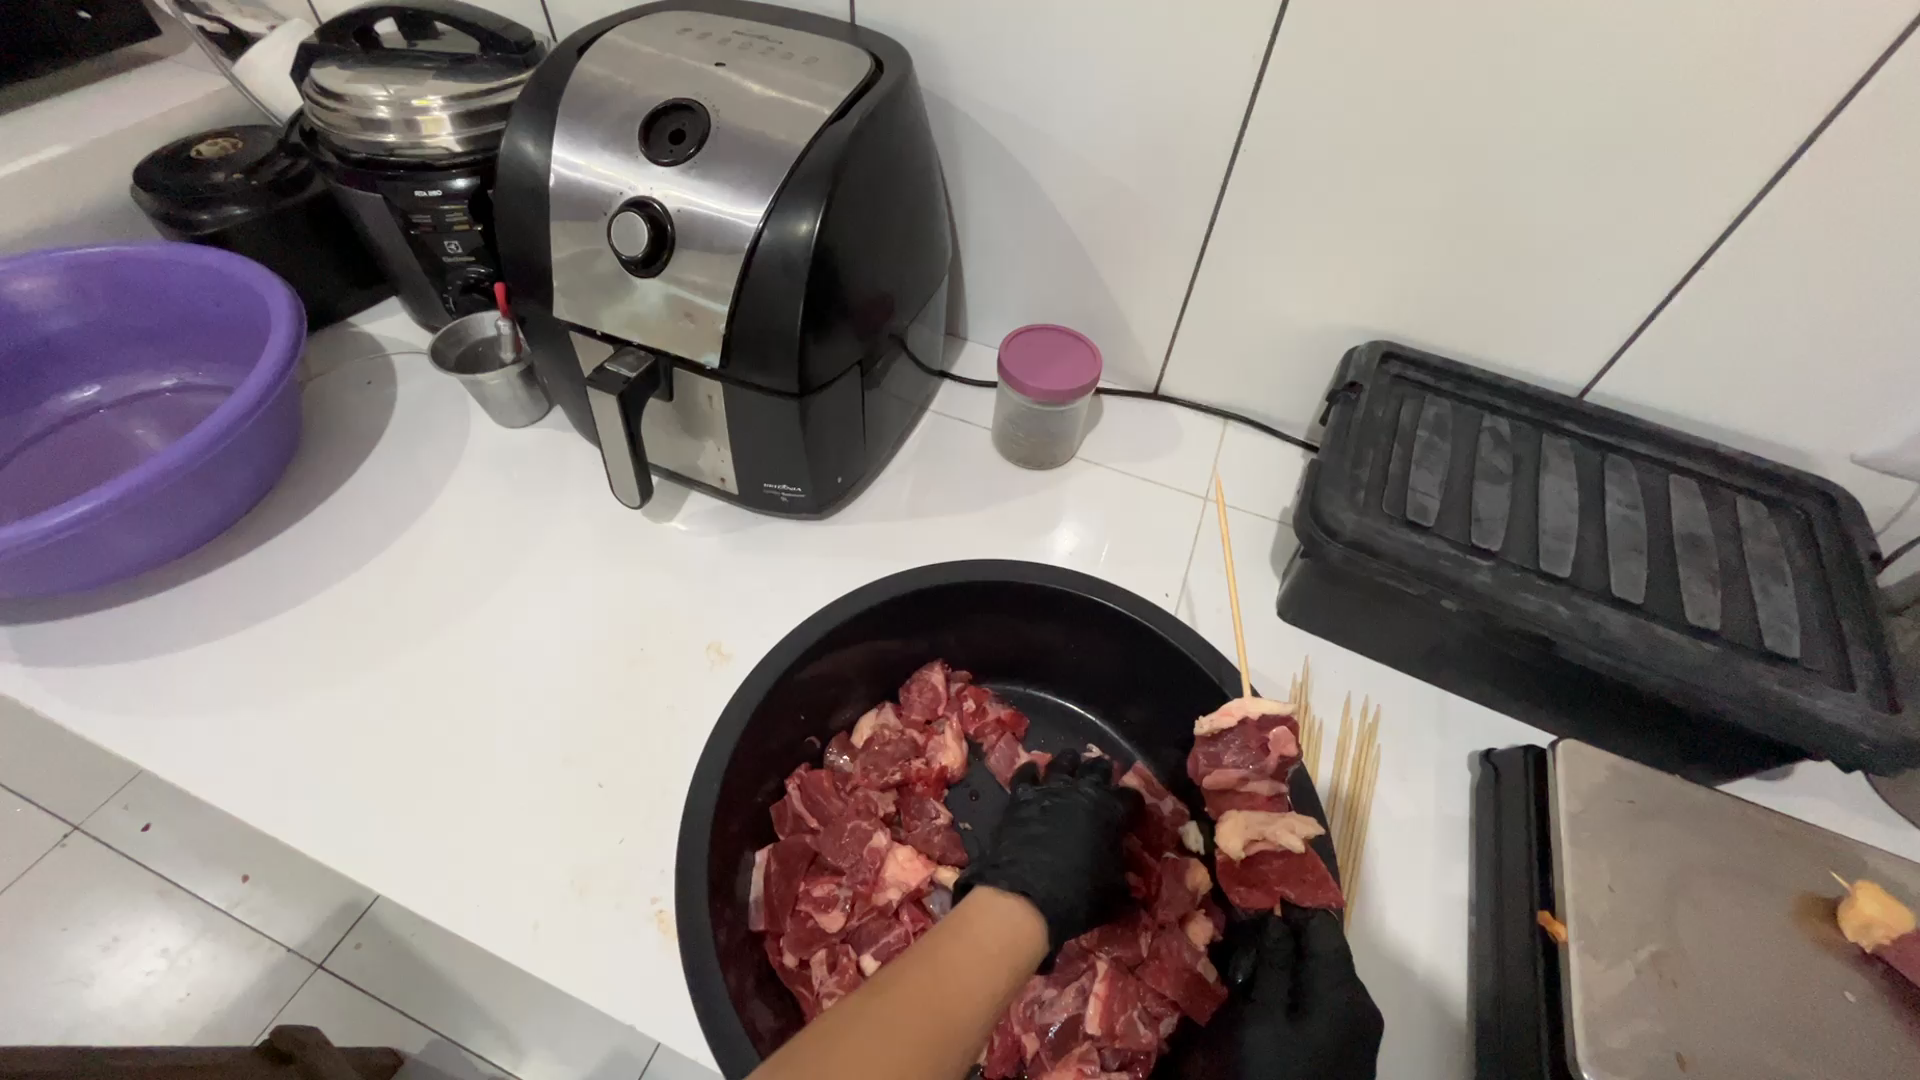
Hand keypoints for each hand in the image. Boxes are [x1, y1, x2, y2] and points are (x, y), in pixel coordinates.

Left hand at [954, 749, 1141, 949]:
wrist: (1028, 894)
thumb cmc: (1079, 895)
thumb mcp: (1114, 892)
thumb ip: (1123, 880)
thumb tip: (1132, 886)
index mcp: (1112, 811)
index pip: (1130, 797)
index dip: (1132, 803)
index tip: (1132, 808)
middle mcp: (1084, 791)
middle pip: (1098, 768)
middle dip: (1102, 770)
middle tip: (1102, 773)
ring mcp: (1051, 789)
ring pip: (1063, 762)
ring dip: (1069, 761)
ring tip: (1071, 761)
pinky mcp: (1022, 795)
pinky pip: (1026, 774)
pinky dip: (1030, 771)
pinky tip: (1032, 770)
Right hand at [1176, 907, 1382, 1079]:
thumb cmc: (1276, 1076)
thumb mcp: (1263, 1017)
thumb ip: (1273, 961)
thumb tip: (1275, 915)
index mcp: (1342, 990)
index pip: (1321, 923)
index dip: (1289, 899)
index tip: (1254, 884)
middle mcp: (1359, 1003)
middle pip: (1322, 947)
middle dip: (1283, 931)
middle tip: (1239, 924)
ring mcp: (1358, 1028)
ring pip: (1321, 972)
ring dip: (1287, 958)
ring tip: (1245, 956)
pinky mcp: (1348, 1047)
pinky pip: (1322, 998)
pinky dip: (1295, 985)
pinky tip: (1264, 991)